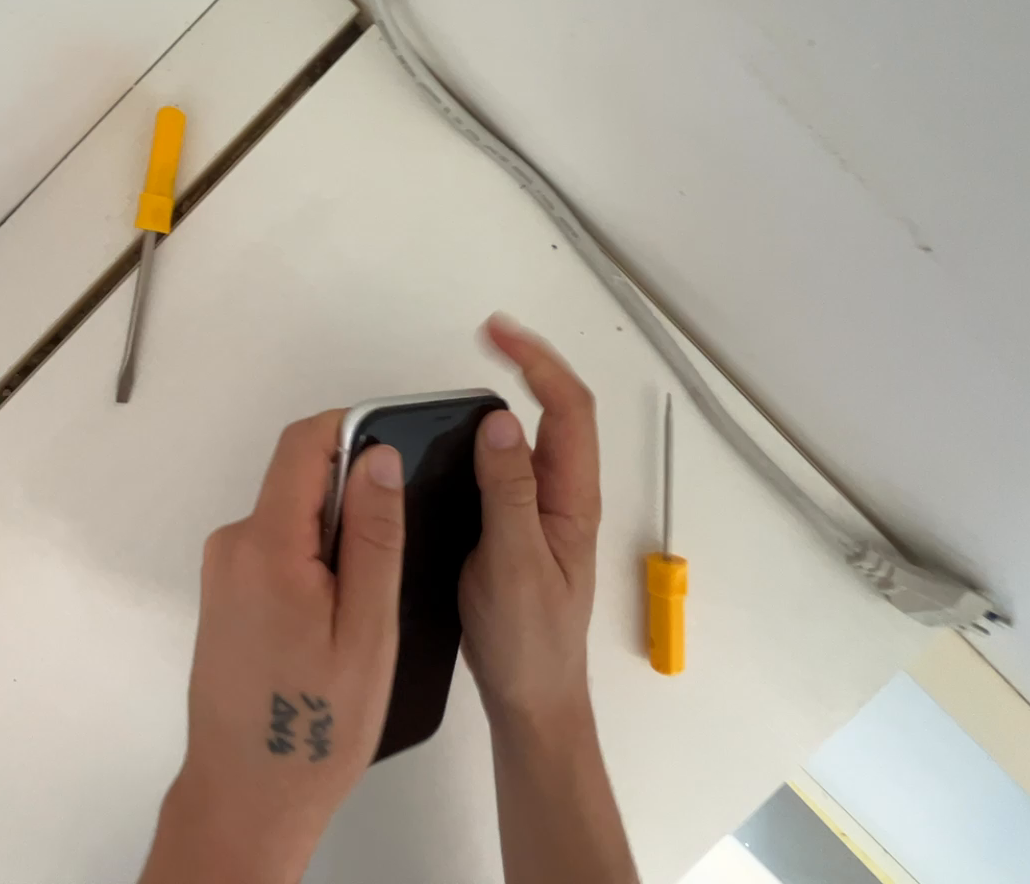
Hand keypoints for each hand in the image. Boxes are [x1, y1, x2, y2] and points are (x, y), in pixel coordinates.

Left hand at [139, 412, 406, 883]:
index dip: (351, 428)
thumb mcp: (367, 629)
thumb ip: (372, 534)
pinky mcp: (225, 587)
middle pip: (296, 476)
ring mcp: (223, 566)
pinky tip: (330, 614)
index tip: (392, 444)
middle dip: (348, 492)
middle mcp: (232, 544)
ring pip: (289, 512)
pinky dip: (309, 555)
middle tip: (386, 553)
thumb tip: (379, 457)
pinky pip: (273, 543)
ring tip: (359, 600)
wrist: (246, 793)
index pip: (303, 443)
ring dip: (331, 532)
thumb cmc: (315, 726)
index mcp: (265, 546)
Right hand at [460, 314, 603, 725]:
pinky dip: (488, 431)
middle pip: (558, 411)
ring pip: (533, 435)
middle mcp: (562, 494)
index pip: (568, 410)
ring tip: (472, 368)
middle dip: (530, 363)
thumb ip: (510, 494)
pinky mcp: (516, 523)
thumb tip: (501, 420)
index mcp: (572, 498)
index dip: (538, 363)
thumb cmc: (529, 637)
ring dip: (513, 390)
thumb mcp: (516, 564)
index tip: (496, 333)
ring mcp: (540, 509)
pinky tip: (458, 433)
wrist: (530, 695)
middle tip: (484, 337)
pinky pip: (507, 463)